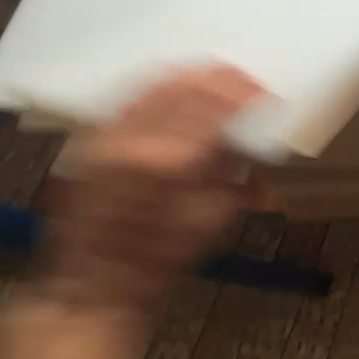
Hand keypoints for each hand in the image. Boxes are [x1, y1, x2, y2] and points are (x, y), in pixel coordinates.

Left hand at [41, 65, 261, 316]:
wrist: (93, 283)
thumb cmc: (163, 256)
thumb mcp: (215, 215)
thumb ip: (232, 167)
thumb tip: (248, 135)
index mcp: (176, 162)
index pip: (221, 105)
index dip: (250, 92)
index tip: (268, 92)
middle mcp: (139, 142)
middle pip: (191, 86)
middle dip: (226, 79)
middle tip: (248, 80)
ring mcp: (110, 139)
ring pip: (158, 84)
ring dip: (193, 75)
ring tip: (215, 76)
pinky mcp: (91, 141)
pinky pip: (126, 95)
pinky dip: (156, 84)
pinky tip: (174, 83)